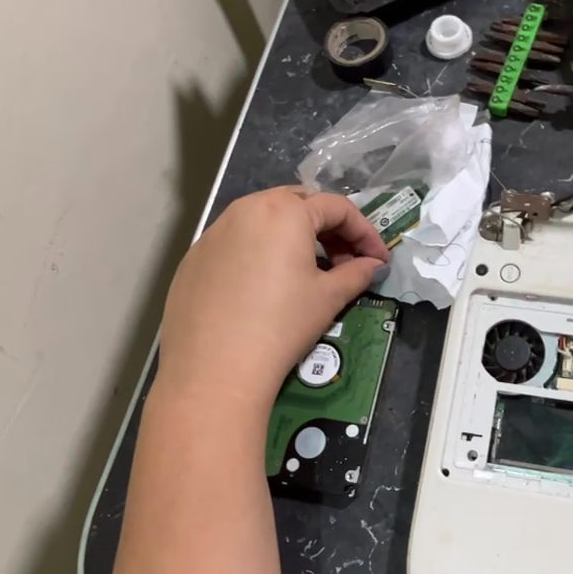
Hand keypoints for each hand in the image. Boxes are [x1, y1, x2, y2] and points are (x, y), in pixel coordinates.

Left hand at [156, 187, 388, 405]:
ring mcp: (214, 231)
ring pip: (264, 221)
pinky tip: (265, 289)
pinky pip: (237, 242)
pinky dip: (260, 254)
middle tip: (345, 261)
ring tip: (307, 272)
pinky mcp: (194, 257)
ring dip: (293, 238)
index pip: (337, 208)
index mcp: (285, 211)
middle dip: (328, 228)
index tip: (378, 260)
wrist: (214, 369)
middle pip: (298, 204)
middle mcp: (246, 208)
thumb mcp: (329, 297)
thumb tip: (373, 266)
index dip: (365, 232)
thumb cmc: (281, 324)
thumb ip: (357, 273)